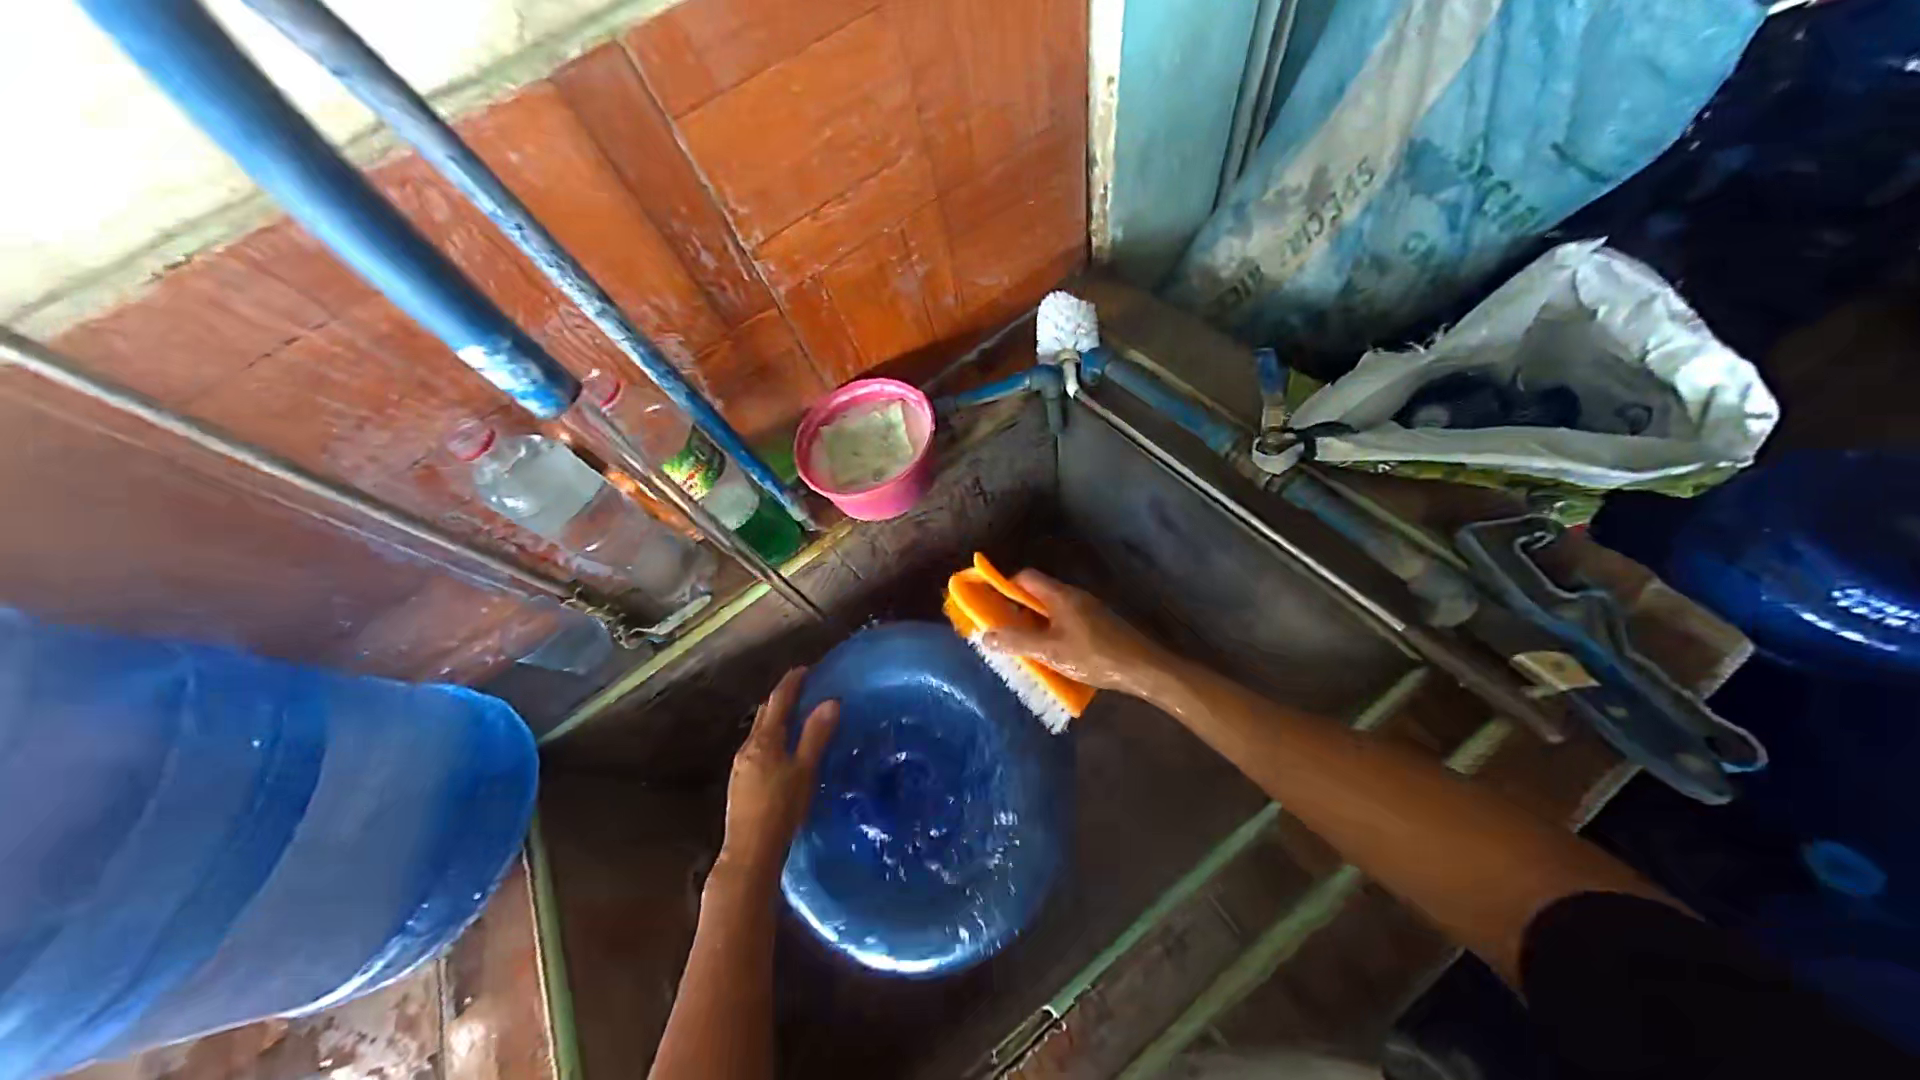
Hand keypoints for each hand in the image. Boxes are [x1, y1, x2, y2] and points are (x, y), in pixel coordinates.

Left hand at [718, 668, 839, 881]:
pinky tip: (781, 749)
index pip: (778, 702)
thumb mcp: (805, 770)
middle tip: (802, 687)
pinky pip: (758, 747)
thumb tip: (831, 701)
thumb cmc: (781, 808)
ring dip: (776, 718)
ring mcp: (741, 766)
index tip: (804, 669)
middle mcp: (748, 747)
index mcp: (764, 740)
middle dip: (782, 697)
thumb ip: (816, 735)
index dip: (791, 683)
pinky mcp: (741, 782)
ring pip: (760, 732)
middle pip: (765, 714)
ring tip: (795, 715)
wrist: (749, 851)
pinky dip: (771, 737)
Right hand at [980, 570, 1176, 698]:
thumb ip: (1017, 642)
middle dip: (1016, 607)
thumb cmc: (1094, 656)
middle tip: (1001, 628)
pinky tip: (1049, 652)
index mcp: (1060, 595)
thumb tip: (985, 635)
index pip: (1025, 577)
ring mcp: (1087, 610)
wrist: (1142, 668)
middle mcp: (1073, 596)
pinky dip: (1050, 630)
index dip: (1004, 586)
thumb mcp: (1050, 651)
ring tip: (1020, 643)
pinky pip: (1064, 620)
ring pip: (1051, 608)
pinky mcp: (1097, 624)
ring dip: (1033, 621)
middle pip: (1037, 592)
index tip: (989, 602)